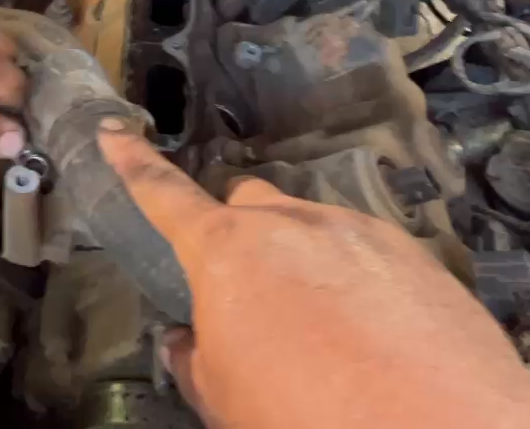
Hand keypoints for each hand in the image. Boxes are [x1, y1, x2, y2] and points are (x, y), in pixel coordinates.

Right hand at [98, 127, 529, 428]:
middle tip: (258, 296)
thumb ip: (198, 360)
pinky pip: (369, 252)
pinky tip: (386, 340)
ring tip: (335, 332)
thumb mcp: (227, 404)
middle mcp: (286, 223)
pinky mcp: (415, 254)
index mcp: (226, 250)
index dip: (132, 161)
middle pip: (246, 203)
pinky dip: (362, 282)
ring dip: (306, 261)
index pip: (162, 192)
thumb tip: (190, 342)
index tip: (114, 130)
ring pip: (311, 227)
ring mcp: (355, 230)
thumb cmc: (311, 421)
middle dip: (243, 235)